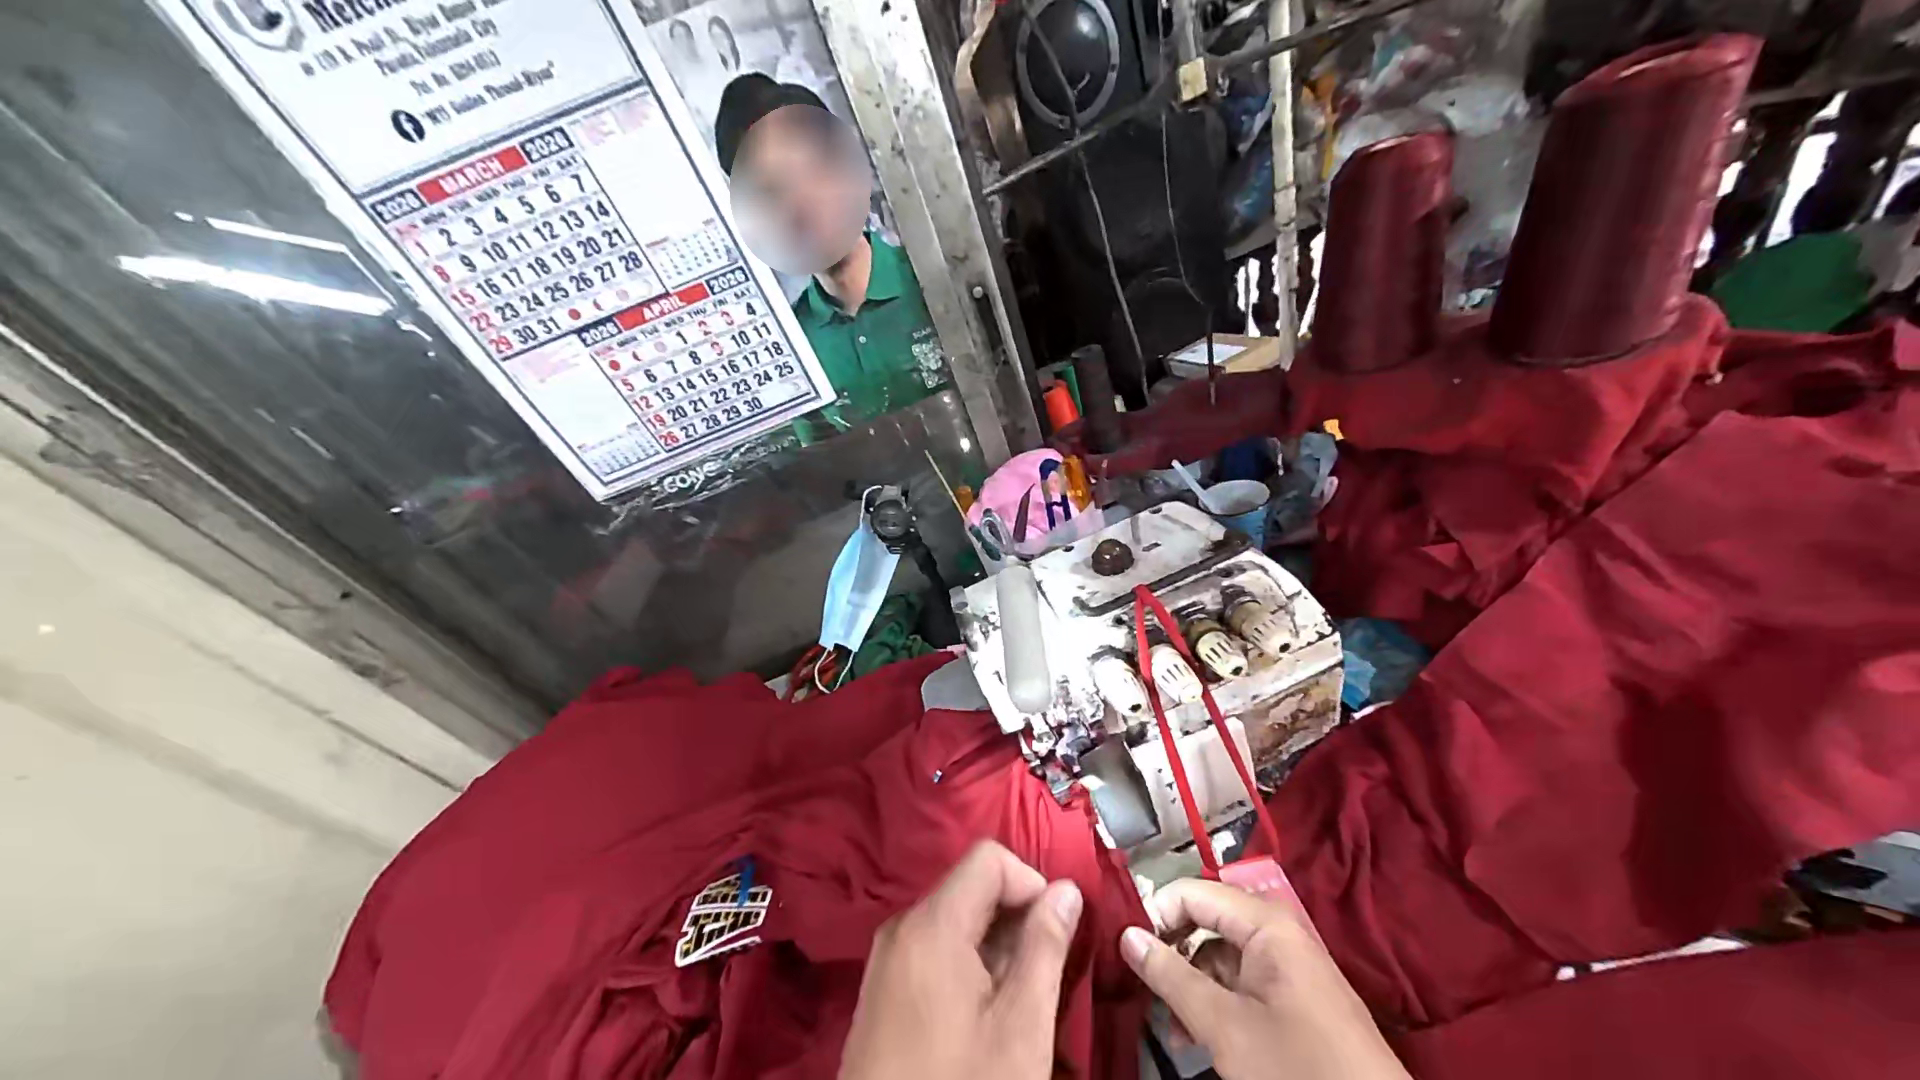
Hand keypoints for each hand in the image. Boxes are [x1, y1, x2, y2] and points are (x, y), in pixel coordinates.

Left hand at [838, 841, 1083, 1079]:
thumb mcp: (1020, 1027)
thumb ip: (1046, 947)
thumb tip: (1067, 889)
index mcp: (931, 924)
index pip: (989, 858)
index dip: (1030, 883)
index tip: (1054, 932)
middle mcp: (902, 925)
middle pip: (970, 885)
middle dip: (1015, 916)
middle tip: (1039, 975)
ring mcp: (887, 954)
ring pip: (954, 916)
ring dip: (994, 942)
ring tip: (1014, 999)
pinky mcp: (883, 983)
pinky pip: (933, 943)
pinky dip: (967, 958)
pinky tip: (982, 1010)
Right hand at [1120, 878, 1409, 1079]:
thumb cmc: (1298, 1069)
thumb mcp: (1225, 1027)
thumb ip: (1171, 976)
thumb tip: (1125, 934)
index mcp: (1266, 923)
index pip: (1192, 892)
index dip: (1157, 914)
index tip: (1130, 952)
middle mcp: (1277, 933)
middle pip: (1206, 922)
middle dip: (1172, 953)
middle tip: (1144, 990)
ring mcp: (1288, 967)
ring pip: (1219, 956)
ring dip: (1190, 985)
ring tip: (1170, 1027)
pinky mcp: (1295, 1000)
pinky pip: (1241, 983)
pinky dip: (1214, 1003)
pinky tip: (1195, 1037)